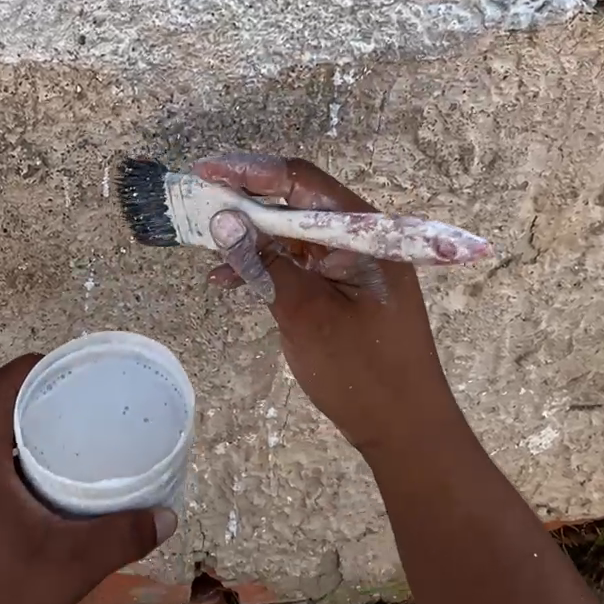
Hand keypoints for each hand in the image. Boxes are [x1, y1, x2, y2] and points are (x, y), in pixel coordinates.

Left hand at [0, 355, 178, 603]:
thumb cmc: (5, 603)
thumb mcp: (70, 565)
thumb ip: (122, 536)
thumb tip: (169, 515)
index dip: (30, 365)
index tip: (68, 363)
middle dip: (36, 397)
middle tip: (81, 398)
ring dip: (25, 431)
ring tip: (70, 434)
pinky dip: (15, 459)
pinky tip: (48, 481)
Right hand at [193, 153, 458, 455]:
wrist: (405, 432)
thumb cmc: (363, 372)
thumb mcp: (304, 313)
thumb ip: (263, 262)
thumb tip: (222, 219)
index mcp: (365, 231)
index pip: (301, 181)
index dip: (249, 171)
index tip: (206, 171)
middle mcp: (358, 236)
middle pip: (293, 200)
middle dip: (243, 199)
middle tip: (197, 200)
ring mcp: (348, 260)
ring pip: (289, 230)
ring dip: (248, 235)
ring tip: (203, 241)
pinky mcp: (338, 284)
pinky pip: (293, 260)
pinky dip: (262, 265)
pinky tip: (227, 279)